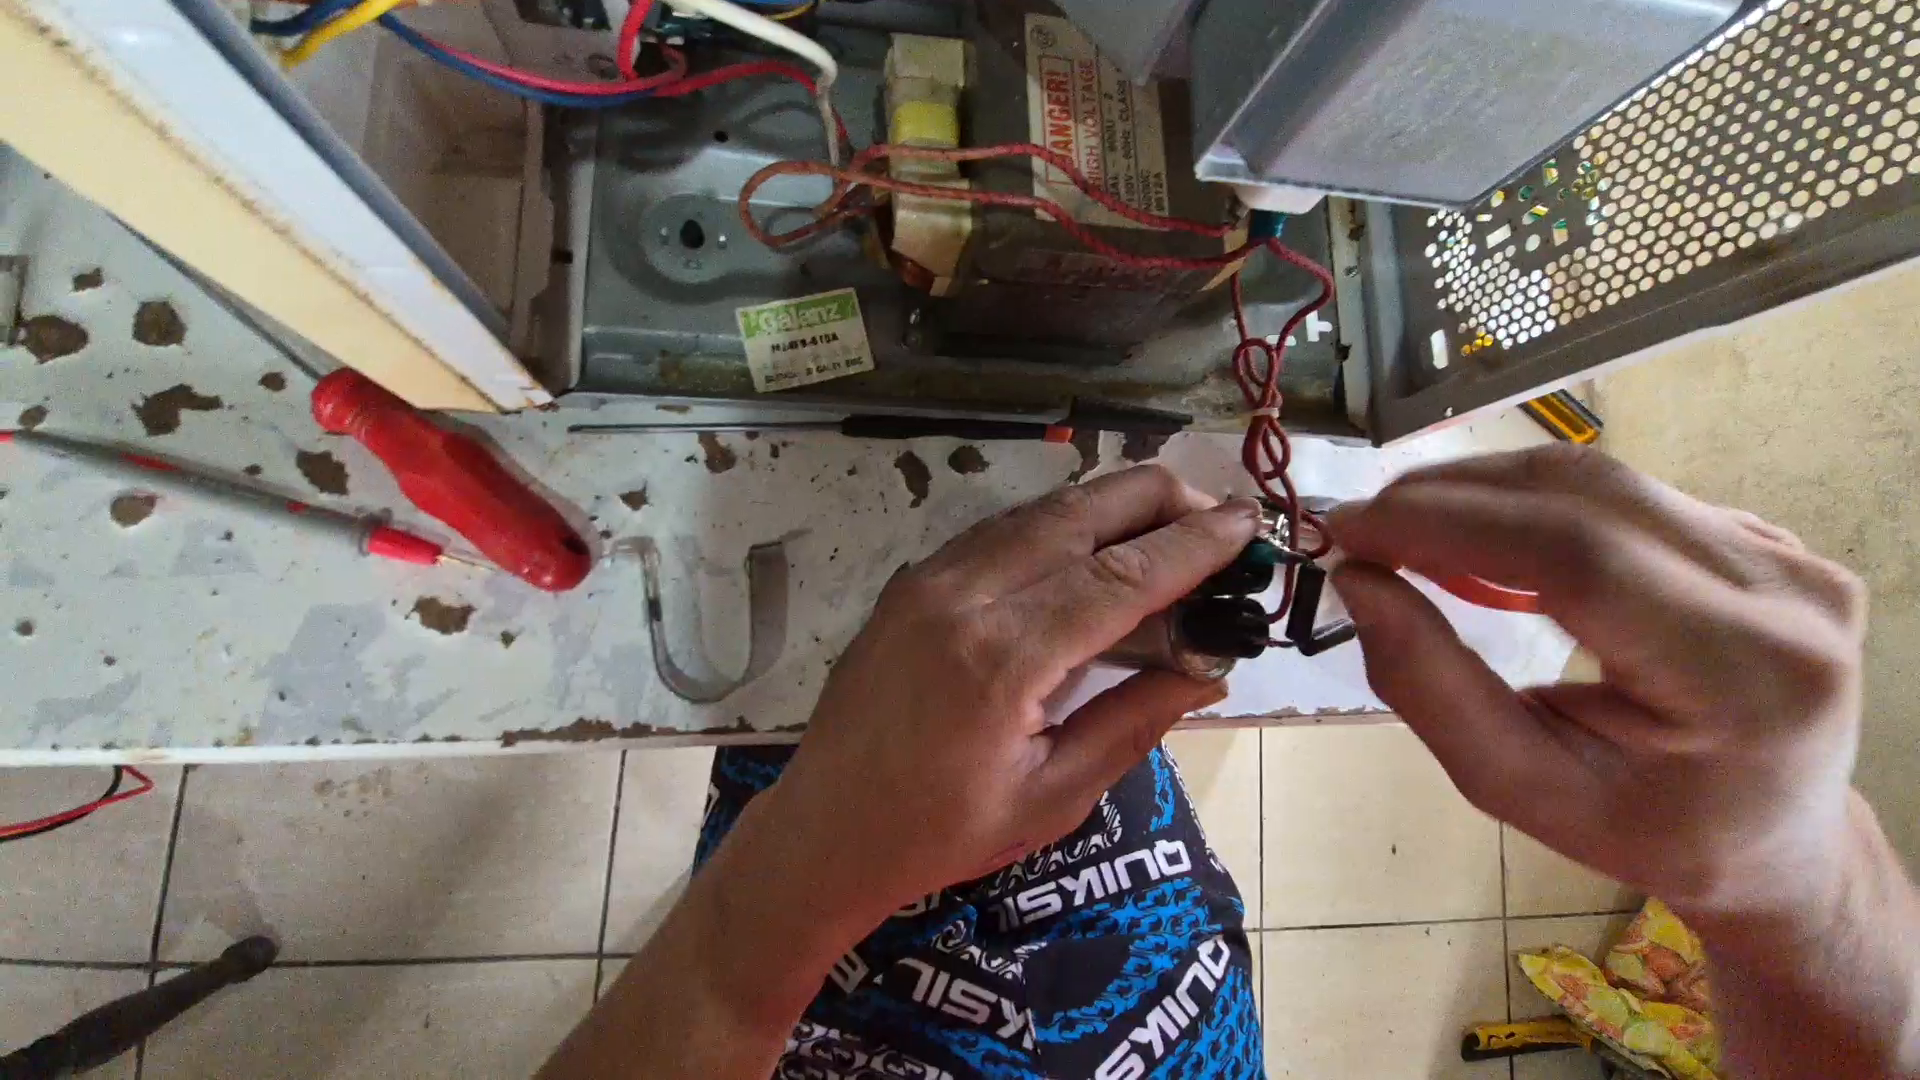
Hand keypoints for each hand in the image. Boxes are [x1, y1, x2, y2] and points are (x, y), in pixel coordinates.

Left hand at [757, 465, 1258, 928]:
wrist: (825, 827)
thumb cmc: (939, 832)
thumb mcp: (1052, 795)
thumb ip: (1134, 720)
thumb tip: (1209, 670)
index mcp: (1002, 659)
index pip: (1118, 577)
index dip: (1191, 544)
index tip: (1245, 523)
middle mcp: (962, 596)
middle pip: (1077, 514)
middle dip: (1157, 497)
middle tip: (1216, 508)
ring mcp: (927, 579)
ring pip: (1036, 512)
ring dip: (1108, 504)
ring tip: (1166, 519)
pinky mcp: (910, 580)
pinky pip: (998, 531)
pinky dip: (1056, 523)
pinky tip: (1089, 542)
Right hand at [1328, 445, 1867, 915]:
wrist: (1769, 830)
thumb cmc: (1634, 826)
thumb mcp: (1509, 782)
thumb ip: (1426, 683)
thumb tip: (1356, 579)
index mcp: (1744, 676)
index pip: (1575, 558)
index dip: (1443, 526)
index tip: (1346, 531)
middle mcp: (1783, 591)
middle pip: (1577, 495)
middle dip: (1440, 498)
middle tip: (1356, 530)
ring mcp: (1776, 550)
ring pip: (1585, 477)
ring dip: (1467, 490)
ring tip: (1396, 530)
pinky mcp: (1746, 533)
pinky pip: (1602, 490)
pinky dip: (1509, 500)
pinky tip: (1464, 535)